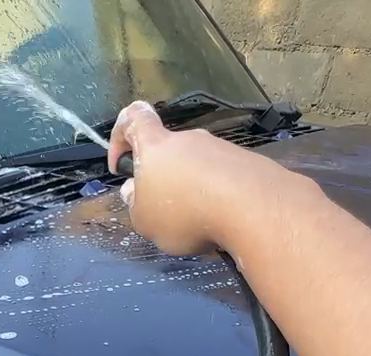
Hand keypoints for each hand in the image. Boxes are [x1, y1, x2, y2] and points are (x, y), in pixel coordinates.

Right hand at [107, 100, 289, 254]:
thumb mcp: (145, 221)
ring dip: (186, 192)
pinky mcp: (241, 163)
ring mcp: (217, 149)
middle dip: (159, 181)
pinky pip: (217, 178)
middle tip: (160, 212)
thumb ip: (134, 205)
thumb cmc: (185, 212)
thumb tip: (133, 190)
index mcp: (156, 147)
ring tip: (192, 223)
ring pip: (192, 168)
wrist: (251, 206)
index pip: (133, 117)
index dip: (119, 136)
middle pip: (165, 153)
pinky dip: (210, 197)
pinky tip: (216, 221)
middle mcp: (187, 139)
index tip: (120, 165)